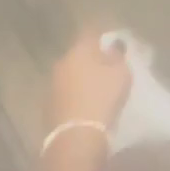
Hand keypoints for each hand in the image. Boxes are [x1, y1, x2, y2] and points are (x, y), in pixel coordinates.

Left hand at [41, 32, 131, 170]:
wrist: (76, 138)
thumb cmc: (102, 99)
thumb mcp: (121, 74)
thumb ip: (118, 56)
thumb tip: (113, 46)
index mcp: (79, 50)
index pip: (90, 32)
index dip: (103, 35)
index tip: (115, 42)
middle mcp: (61, 62)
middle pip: (79, 53)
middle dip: (92, 58)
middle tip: (109, 67)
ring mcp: (52, 85)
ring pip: (71, 73)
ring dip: (82, 77)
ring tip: (98, 88)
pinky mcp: (48, 106)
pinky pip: (66, 93)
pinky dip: (76, 94)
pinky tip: (86, 104)